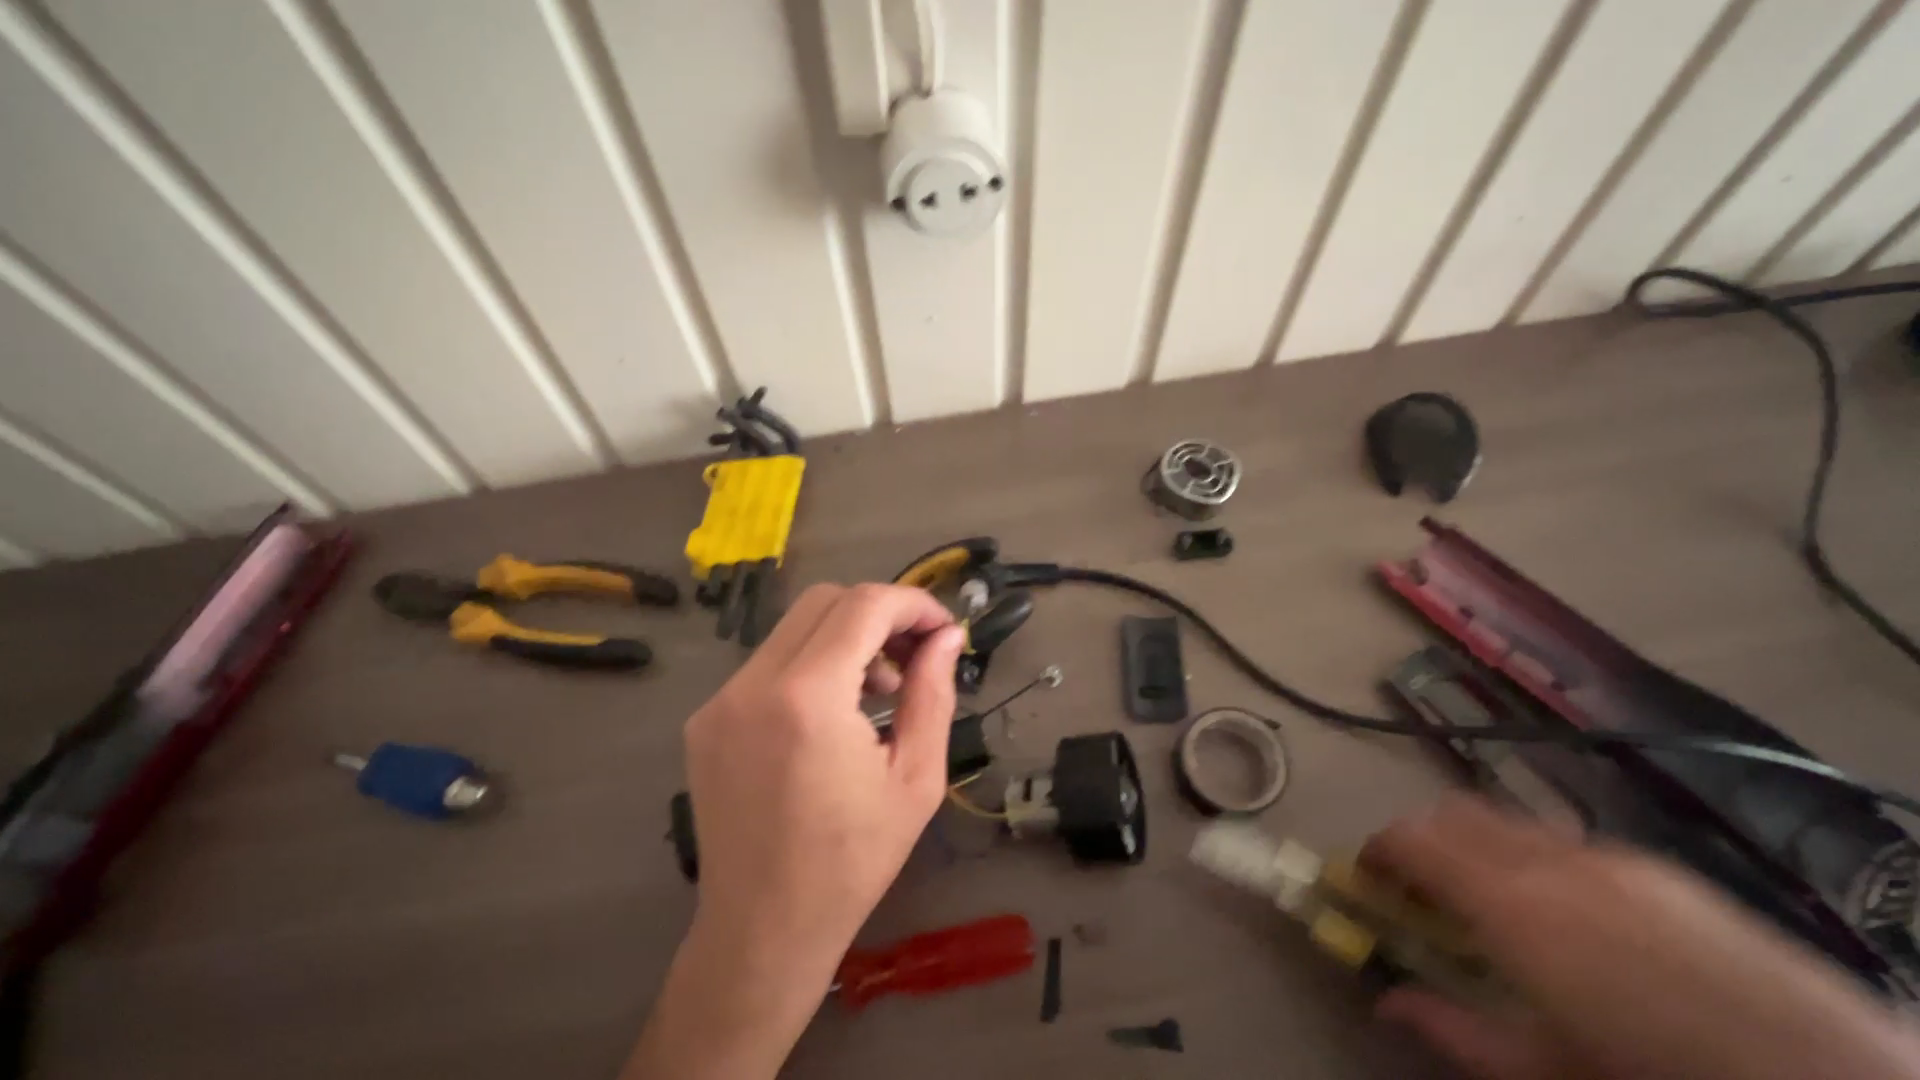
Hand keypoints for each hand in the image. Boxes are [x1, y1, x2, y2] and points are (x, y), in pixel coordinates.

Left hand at [685, 582, 963, 956]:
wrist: (763, 927)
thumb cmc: (852, 862)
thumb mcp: (915, 779)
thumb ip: (932, 695)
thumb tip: (946, 639)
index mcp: (807, 699)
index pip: (864, 605)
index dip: (913, 604)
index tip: (943, 632)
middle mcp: (752, 685)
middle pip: (823, 600)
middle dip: (878, 614)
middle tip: (913, 658)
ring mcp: (720, 701)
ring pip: (792, 629)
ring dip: (843, 639)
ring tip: (876, 693)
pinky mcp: (705, 720)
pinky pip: (766, 665)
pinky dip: (808, 667)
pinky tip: (830, 717)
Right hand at [1363, 797, 1919, 1079]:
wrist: (1825, 1073)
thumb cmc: (1654, 1071)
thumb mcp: (1540, 1067)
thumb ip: (1449, 1028)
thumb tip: (1385, 999)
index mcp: (1508, 902)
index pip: (1411, 839)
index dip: (1376, 851)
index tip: (1366, 880)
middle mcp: (1549, 857)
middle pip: (1454, 812)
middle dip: (1420, 839)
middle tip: (1418, 890)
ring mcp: (1608, 854)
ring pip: (1510, 820)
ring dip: (1476, 844)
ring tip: (1488, 900)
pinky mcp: (1657, 866)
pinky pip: (1565, 840)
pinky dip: (1532, 856)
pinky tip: (1568, 914)